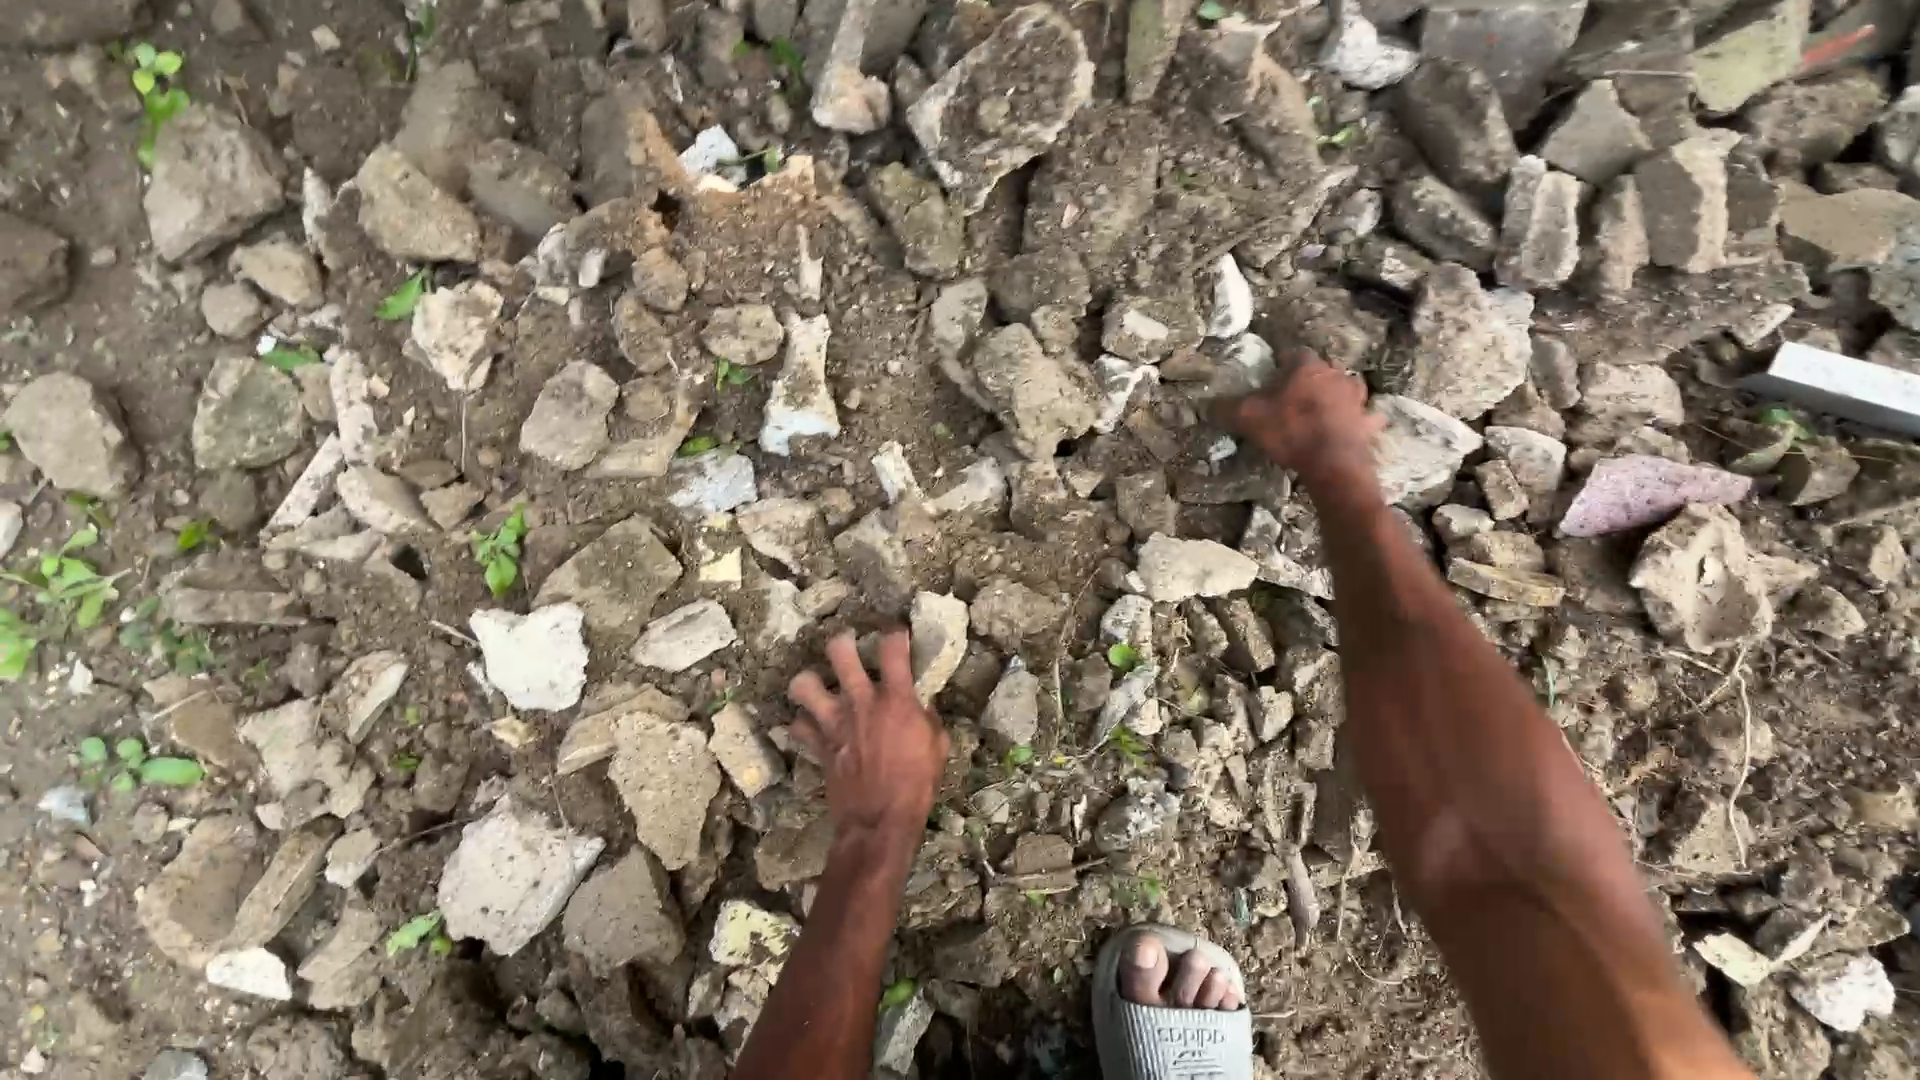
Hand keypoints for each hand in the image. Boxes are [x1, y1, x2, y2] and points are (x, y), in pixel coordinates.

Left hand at [788, 631, 949, 836]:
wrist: (879, 821)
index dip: (895, 633)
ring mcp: (834, 722)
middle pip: (839, 651)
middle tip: (848, 648)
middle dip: (843, 642)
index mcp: (895, 699)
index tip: (897, 634)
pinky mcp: (818, 745)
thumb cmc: (917, 784)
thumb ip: (927, 719)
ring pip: (804, 684)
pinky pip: (798, 725)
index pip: (893, 647)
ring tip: (819, 686)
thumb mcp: (938, 747)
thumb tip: (920, 707)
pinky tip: (812, 726)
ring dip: (809, 681)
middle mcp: (860, 701)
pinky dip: (803, 724)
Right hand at [1215, 350, 1381, 487]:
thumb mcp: (1247, 418)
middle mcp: (1335, 374)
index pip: (1292, 352)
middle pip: (1319, 369)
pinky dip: (1357, 420)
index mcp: (1306, 366)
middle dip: (1306, 378)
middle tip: (1290, 395)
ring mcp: (1356, 397)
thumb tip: (1206, 404)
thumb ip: (1226, 408)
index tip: (1268, 375)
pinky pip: (1363, 416)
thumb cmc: (1290, 431)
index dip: (1278, 363)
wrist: (1333, 462)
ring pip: (1345, 388)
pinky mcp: (1367, 422)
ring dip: (1334, 394)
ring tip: (1319, 409)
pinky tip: (1350, 426)